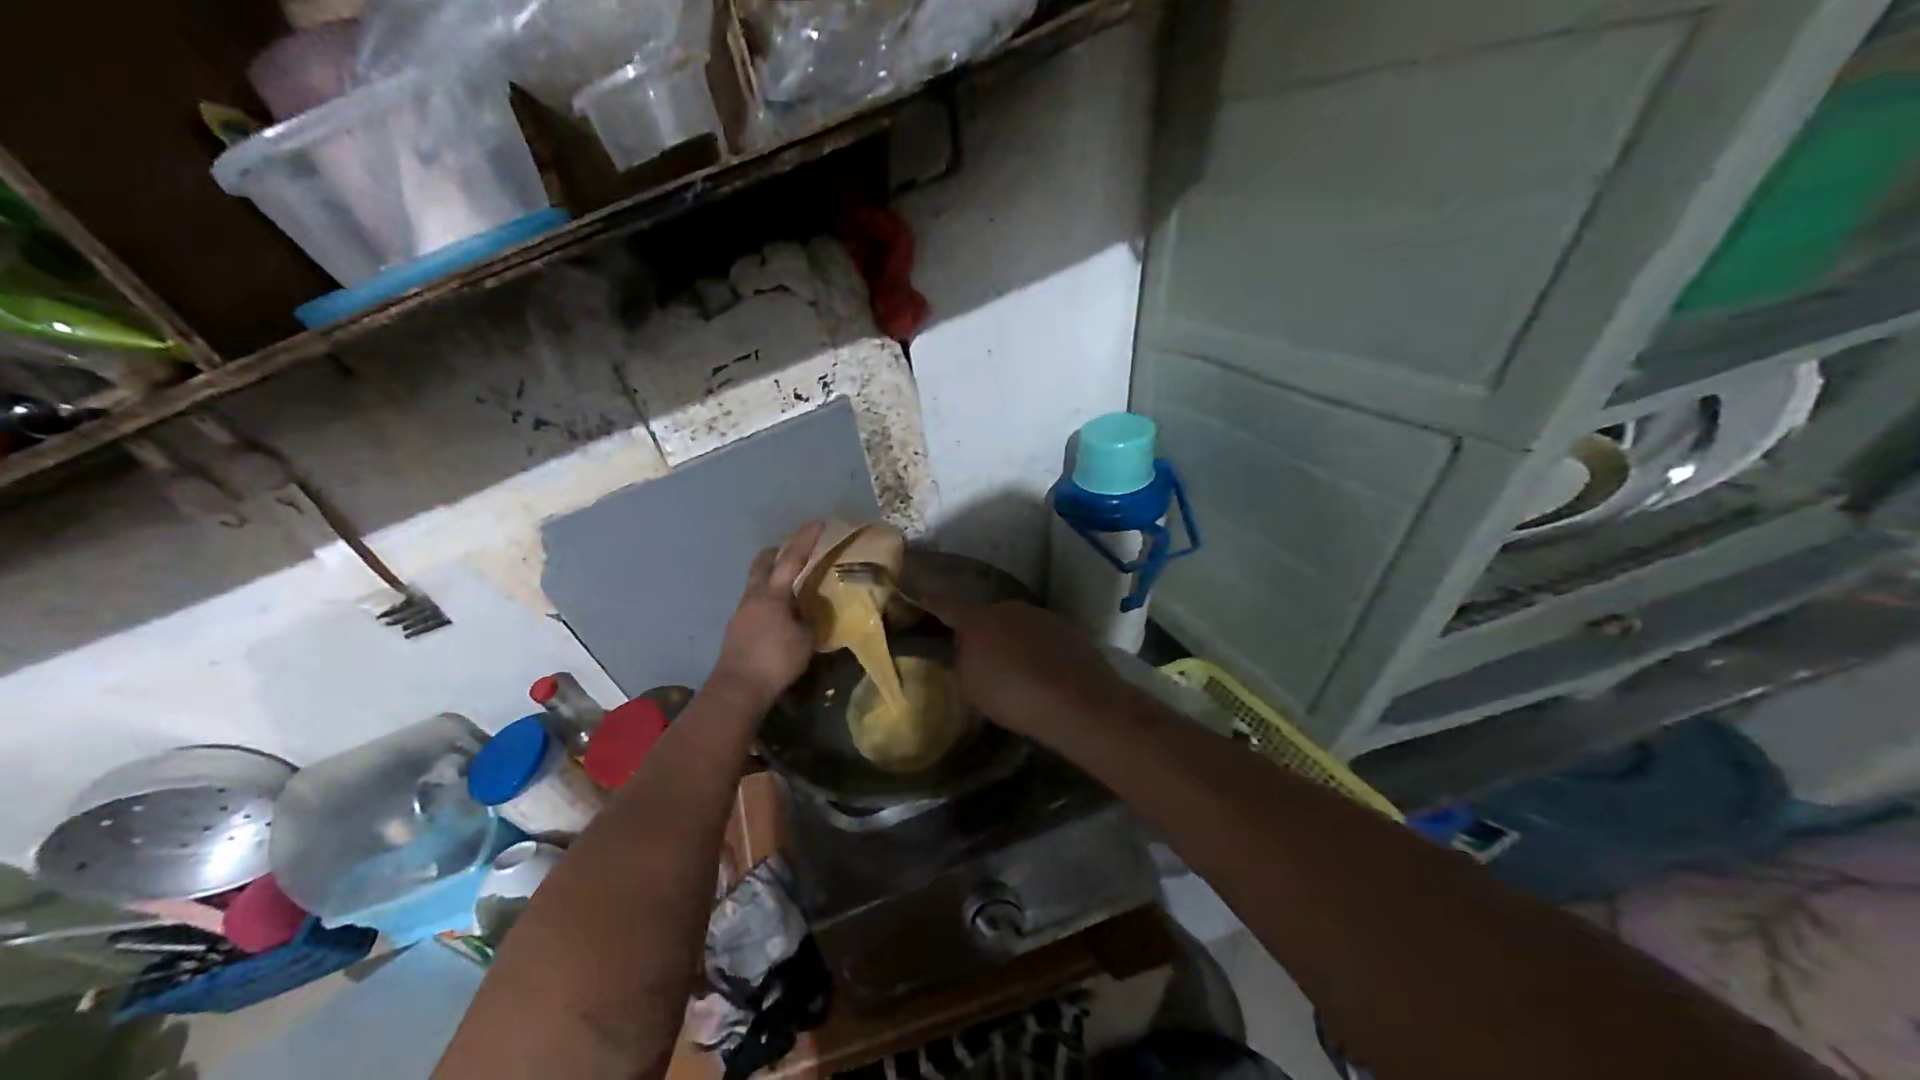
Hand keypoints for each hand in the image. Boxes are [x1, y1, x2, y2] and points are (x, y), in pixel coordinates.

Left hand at [710, 522, 824, 705]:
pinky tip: (777, 613)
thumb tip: (812, 609)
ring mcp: (741, 611)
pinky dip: (767, 598)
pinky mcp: (736, 627)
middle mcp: (754, 596)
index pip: (792, 559)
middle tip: (793, 551)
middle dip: (778, 552)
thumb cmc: (776, 661)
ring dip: (770, 576)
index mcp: (774, 594)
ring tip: (789, 585)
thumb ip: (811, 619)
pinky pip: (753, 601)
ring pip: (756, 582)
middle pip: (763, 563)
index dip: (805, 539)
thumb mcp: (806, 640)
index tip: (816, 523)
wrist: (738, 688)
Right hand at [919, 598, 1136, 737]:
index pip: (948, 606)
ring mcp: (1042, 615)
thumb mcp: (972, 685)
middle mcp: (1010, 608)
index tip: (922, 597)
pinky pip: (1043, 637)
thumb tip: (969, 649)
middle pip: (988, 616)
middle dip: (983, 631)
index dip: (933, 603)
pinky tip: (1044, 674)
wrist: (1076, 701)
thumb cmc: (1012, 695)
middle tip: (982, 658)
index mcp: (979, 620)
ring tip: (1017, 671)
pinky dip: (1039, 650)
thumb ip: (965, 659)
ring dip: (1013, 641)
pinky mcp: (1069, 629)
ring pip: (1018, 625)